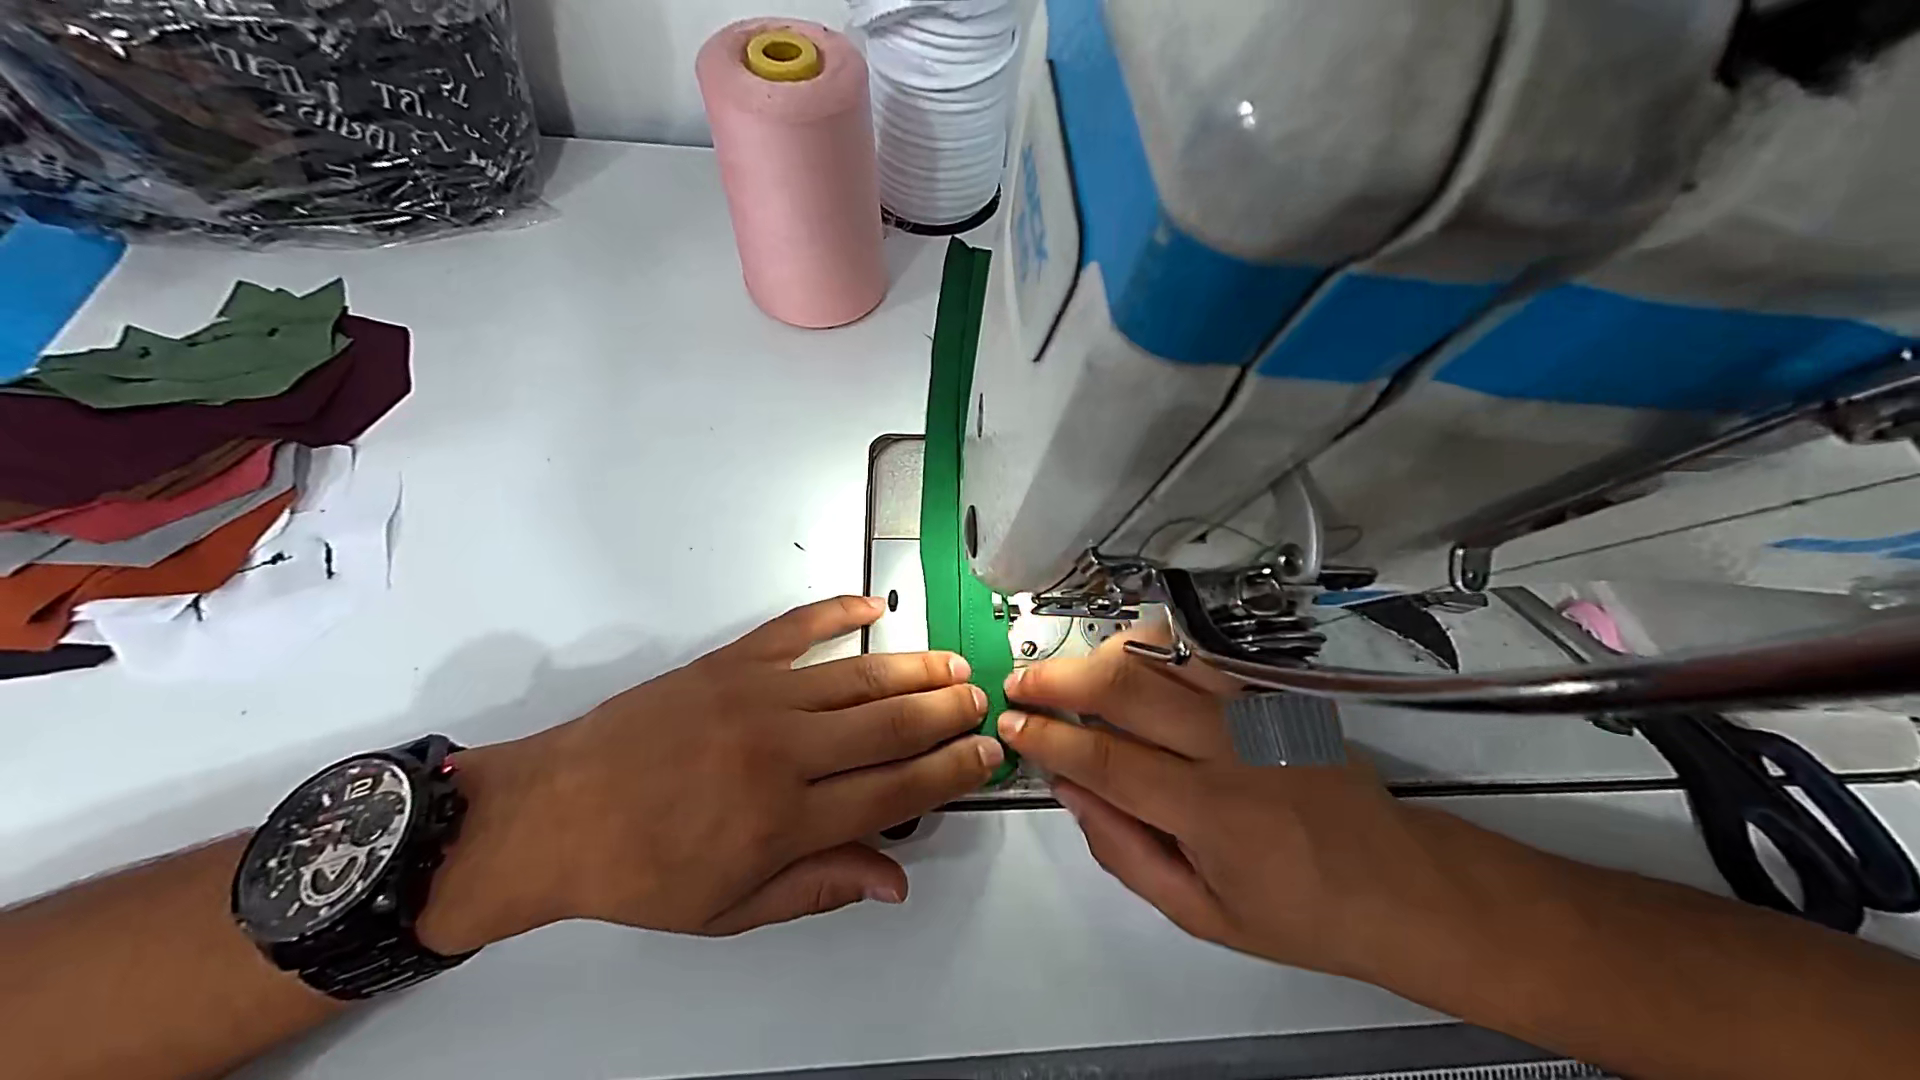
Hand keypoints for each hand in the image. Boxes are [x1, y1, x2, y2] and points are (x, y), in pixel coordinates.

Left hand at [420, 596, 1001, 948]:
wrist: (554, 815)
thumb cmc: (641, 871)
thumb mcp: (730, 907)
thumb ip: (819, 888)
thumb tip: (894, 881)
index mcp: (785, 820)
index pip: (895, 790)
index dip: (950, 771)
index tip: (984, 754)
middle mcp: (782, 751)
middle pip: (890, 725)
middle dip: (947, 712)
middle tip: (982, 700)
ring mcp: (756, 696)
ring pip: (859, 676)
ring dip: (914, 668)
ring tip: (951, 664)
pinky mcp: (728, 662)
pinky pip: (796, 627)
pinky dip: (838, 612)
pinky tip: (873, 606)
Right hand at [999, 632, 1439, 978]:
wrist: (1401, 884)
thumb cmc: (1299, 913)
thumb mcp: (1200, 914)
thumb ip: (1123, 850)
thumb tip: (1071, 789)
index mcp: (1210, 814)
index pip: (1106, 759)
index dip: (1048, 738)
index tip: (1012, 726)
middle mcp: (1230, 747)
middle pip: (1125, 686)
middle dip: (1058, 679)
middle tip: (1021, 684)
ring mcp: (1254, 710)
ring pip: (1159, 654)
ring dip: (1099, 655)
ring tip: (1064, 674)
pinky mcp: (1270, 693)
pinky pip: (1196, 653)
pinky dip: (1148, 647)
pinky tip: (1122, 661)